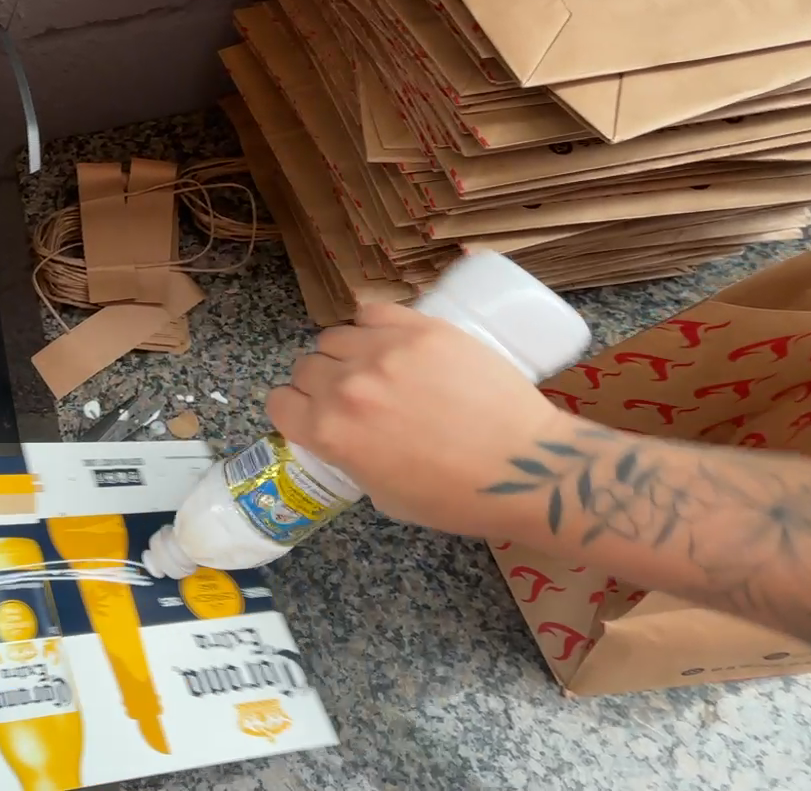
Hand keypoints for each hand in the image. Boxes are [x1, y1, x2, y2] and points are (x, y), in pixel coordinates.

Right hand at [266, 299, 572, 535]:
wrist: (532, 472)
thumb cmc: (457, 496)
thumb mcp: (379, 492)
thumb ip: (345, 455)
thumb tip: (335, 430)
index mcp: (328, 432)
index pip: (279, 402)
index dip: (294, 410)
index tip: (313, 413)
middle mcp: (344, 388)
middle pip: (305, 367)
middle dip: (321, 383)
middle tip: (353, 395)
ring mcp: (382, 353)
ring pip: (333, 338)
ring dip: (345, 353)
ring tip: (376, 367)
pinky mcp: (420, 330)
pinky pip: (372, 313)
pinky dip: (373, 327)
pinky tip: (391, 343)